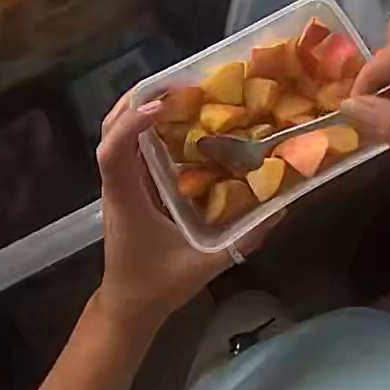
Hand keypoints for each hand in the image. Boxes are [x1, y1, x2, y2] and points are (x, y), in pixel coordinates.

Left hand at [93, 92, 276, 331]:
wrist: (128, 306)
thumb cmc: (157, 286)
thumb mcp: (205, 266)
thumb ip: (243, 241)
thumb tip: (280, 210)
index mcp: (126, 200)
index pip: (112, 153)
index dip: (130, 125)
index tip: (160, 107)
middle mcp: (116, 185)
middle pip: (109, 130)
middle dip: (135, 100)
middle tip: (174, 83)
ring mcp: (119, 184)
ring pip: (116, 134)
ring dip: (139, 108)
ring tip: (176, 91)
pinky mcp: (128, 186)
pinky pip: (130, 147)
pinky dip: (147, 126)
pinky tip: (177, 120)